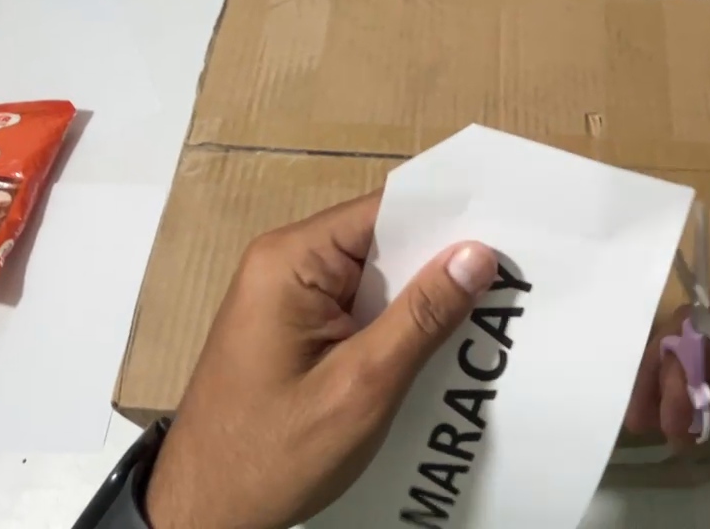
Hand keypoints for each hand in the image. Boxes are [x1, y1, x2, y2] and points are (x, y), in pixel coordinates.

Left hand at [146, 193, 496, 528]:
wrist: (199, 516)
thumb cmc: (273, 454)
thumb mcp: (360, 387)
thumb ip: (421, 316)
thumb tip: (477, 251)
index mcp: (293, 258)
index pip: (384, 211)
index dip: (444, 218)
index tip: (504, 230)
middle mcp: (288, 259)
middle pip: (381, 239)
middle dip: (439, 259)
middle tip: (510, 275)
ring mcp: (288, 291)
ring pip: (374, 273)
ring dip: (420, 293)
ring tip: (489, 306)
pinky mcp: (294, 321)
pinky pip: (357, 302)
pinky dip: (395, 318)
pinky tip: (439, 338)